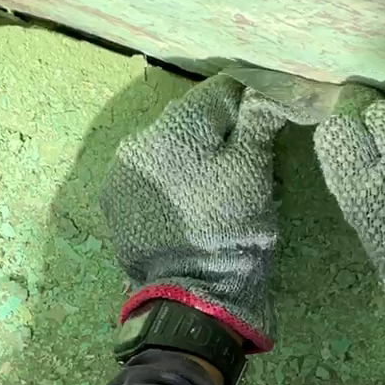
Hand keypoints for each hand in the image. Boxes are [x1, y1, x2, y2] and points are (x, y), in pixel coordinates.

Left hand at [101, 75, 294, 351]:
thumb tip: (266, 85)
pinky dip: (173, 183)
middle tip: (248, 163)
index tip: (268, 123)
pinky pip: (152, 177)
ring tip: (217, 189)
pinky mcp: (116, 205)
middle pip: (191, 119)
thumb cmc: (231, 230)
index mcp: (173, 125)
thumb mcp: (254, 172)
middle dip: (220, 134)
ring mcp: (121, 174)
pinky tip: (191, 206)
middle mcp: (137, 139)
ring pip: (169, 148)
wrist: (194, 298)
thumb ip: (258, 119)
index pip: (220, 91)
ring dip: (193, 158)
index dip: (249, 103)